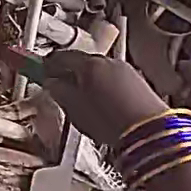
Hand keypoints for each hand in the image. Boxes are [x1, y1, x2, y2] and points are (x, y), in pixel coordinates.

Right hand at [38, 51, 169, 147]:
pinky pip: (114, 81)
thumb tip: (52, 83)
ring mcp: (127, 72)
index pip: (60, 56)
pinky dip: (104, 89)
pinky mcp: (140, 84)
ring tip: (82, 103)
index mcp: (89, 63)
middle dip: (69, 74)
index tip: (40, 70)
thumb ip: (57, 90)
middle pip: (81, 62)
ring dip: (88, 82)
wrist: (151, 134)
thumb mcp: (73, 107)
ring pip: (99, 72)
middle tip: (59, 88)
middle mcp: (109, 62)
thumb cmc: (112, 121)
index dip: (47, 64)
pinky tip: (102, 107)